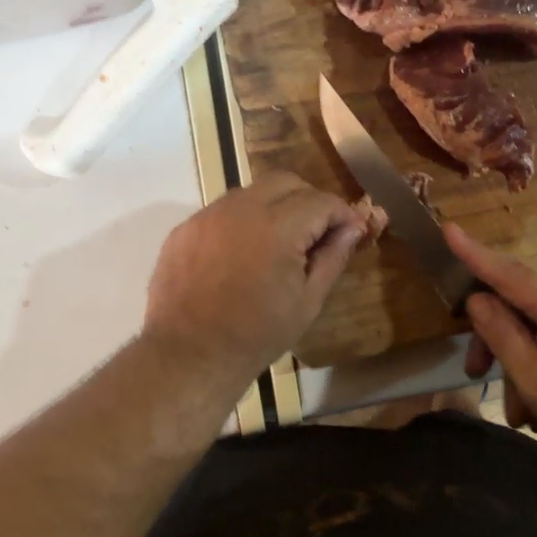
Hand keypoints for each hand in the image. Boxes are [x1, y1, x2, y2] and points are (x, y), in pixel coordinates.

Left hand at [144, 172, 365, 377]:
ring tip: (278, 243)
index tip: (351, 230)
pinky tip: (242, 255)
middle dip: (308, 200)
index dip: (342, 213)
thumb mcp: (308, 301)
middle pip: (285, 182)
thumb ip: (332, 258)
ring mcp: (208, 216)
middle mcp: (241, 209)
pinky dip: (241, 222)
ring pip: (251, 192)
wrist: (191, 354)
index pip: (320, 201)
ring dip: (273, 206)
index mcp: (277, 227)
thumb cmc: (257, 334)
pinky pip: (221, 212)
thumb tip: (351, 229)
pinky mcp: (185, 229)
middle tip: (317, 232)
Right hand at [448, 224, 536, 454]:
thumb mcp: (535, 378)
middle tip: (477, 374)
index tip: (449, 229)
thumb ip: (502, 334)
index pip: (509, 273)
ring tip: (520, 410)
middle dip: (494, 339)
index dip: (475, 254)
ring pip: (534, 327)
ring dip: (518, 363)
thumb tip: (477, 299)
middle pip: (518, 305)